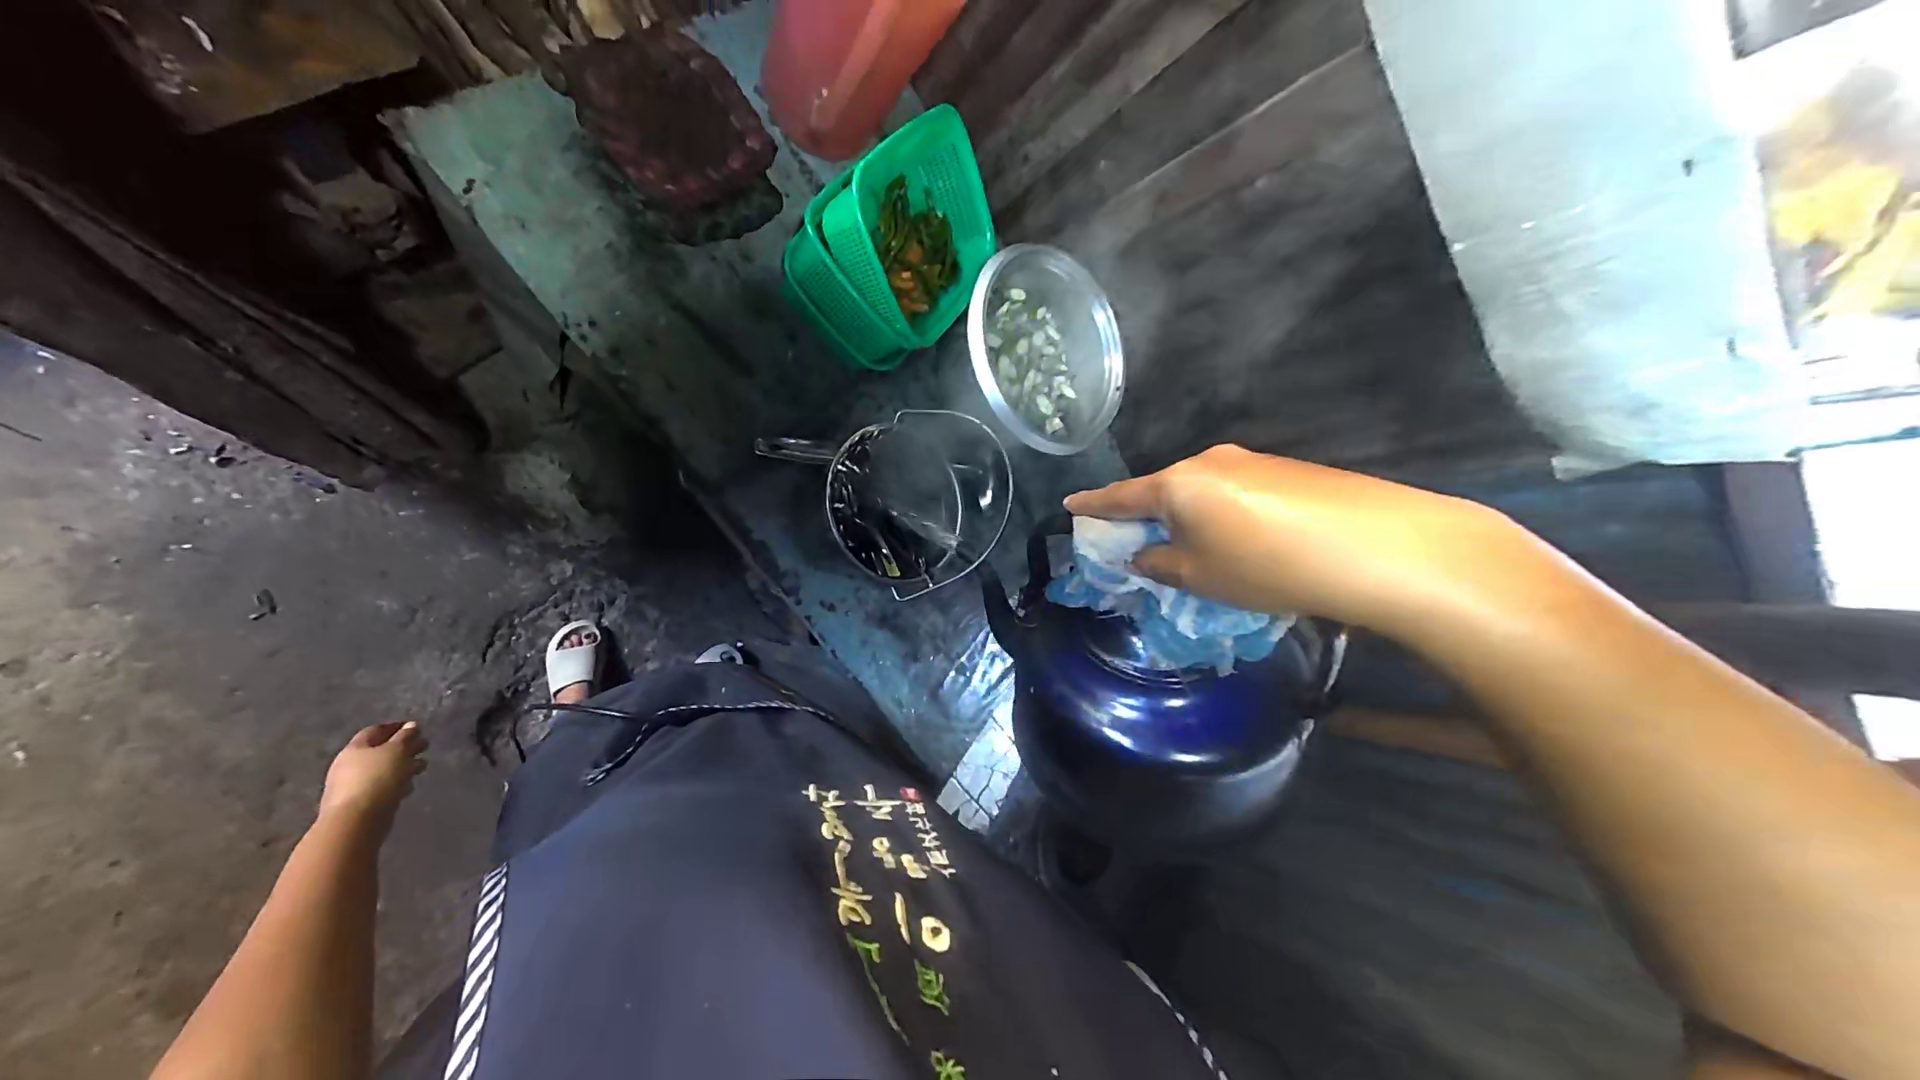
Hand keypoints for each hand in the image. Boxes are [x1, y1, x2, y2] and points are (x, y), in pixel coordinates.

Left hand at [318, 721, 427, 827]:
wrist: (356, 820)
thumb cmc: (377, 778)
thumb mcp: (397, 751)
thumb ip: (406, 737)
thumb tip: (412, 726)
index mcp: (355, 749)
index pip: (375, 731)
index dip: (395, 727)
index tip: (416, 727)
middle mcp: (350, 765)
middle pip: (380, 750)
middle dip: (404, 747)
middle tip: (425, 746)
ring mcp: (353, 785)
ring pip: (383, 769)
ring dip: (403, 765)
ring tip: (422, 766)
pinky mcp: (360, 802)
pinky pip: (382, 786)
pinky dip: (396, 782)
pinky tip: (408, 786)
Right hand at [1063, 445, 1546, 638]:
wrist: (1381, 547)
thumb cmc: (1268, 567)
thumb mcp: (1201, 577)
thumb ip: (1160, 564)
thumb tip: (1143, 555)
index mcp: (1178, 483)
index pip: (1122, 496)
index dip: (1094, 505)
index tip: (1071, 505)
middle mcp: (1210, 461)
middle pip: (1163, 489)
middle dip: (1145, 516)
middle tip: (1136, 545)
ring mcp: (1252, 461)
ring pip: (1201, 490)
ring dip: (1187, 517)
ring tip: (1192, 551)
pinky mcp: (1288, 471)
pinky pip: (1234, 491)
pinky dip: (1221, 514)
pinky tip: (1240, 542)